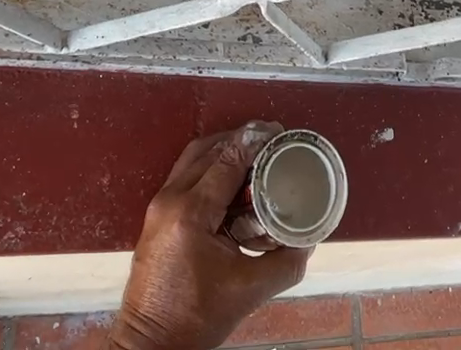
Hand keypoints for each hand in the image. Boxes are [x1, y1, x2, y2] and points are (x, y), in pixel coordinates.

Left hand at [112, 121, 311, 349]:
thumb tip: (309, 239)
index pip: (228, 160)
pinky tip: (234, 179)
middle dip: (242, 139)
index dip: (255, 141)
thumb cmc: (196, 318)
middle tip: (272, 139)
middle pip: (209, 151)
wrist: (151, 344)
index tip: (279, 133)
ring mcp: (159, 206)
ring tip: (255, 152)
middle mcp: (170, 199)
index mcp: (191, 213)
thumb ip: (285, 262)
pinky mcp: (157, 216)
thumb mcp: (249, 291)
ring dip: (224, 149)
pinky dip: (210, 166)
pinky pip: (186, 174)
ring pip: (194, 158)